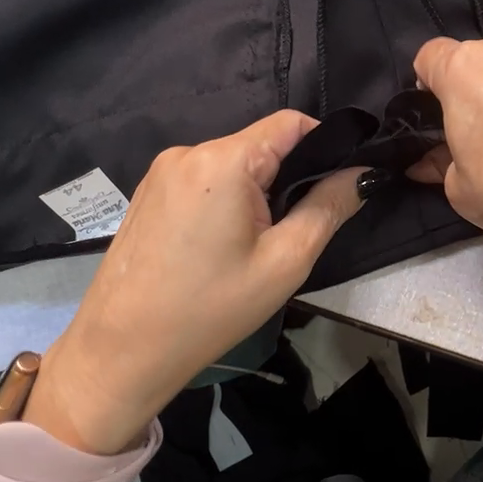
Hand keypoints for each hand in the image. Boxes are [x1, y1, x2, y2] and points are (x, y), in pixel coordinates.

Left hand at [24, 111, 363, 454]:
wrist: (117, 359)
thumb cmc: (208, 310)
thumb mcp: (286, 261)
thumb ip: (331, 206)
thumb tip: (365, 172)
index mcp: (224, 160)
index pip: (292, 122)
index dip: (324, 144)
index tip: (334, 185)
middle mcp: (188, 151)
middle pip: (262, 143)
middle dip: (287, 175)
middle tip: (293, 227)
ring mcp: (162, 171)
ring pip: (235, 162)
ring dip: (256, 189)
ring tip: (255, 241)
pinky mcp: (147, 192)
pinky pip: (206, 177)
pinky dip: (226, 198)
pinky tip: (219, 244)